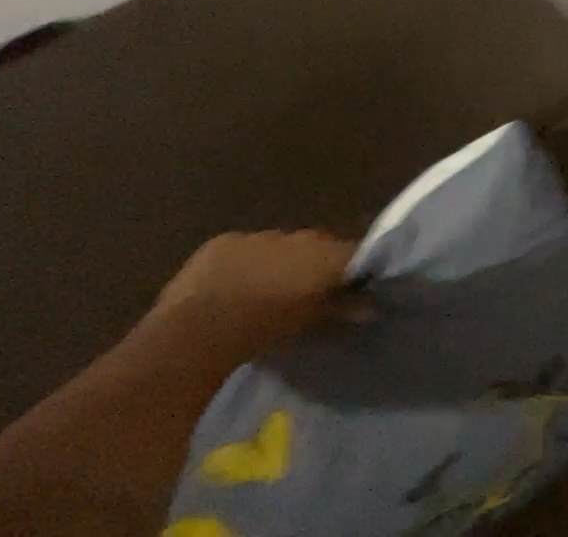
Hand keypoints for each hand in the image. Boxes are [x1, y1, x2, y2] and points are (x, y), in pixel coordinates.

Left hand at [147, 230, 363, 364]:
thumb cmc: (266, 328)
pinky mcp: (224, 241)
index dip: (354, 270)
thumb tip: (371, 306)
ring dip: (279, 261)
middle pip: (319, 245)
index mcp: (329, 253)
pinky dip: (245, 260)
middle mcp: (302, 236)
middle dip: (316, 263)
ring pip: (280, 245)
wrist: (196, 331)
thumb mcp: (312, 323)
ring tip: (267, 289)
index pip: (356, 252)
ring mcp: (261, 235)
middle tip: (307, 291)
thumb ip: (344, 308)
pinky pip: (243, 247)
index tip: (350, 288)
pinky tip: (233, 282)